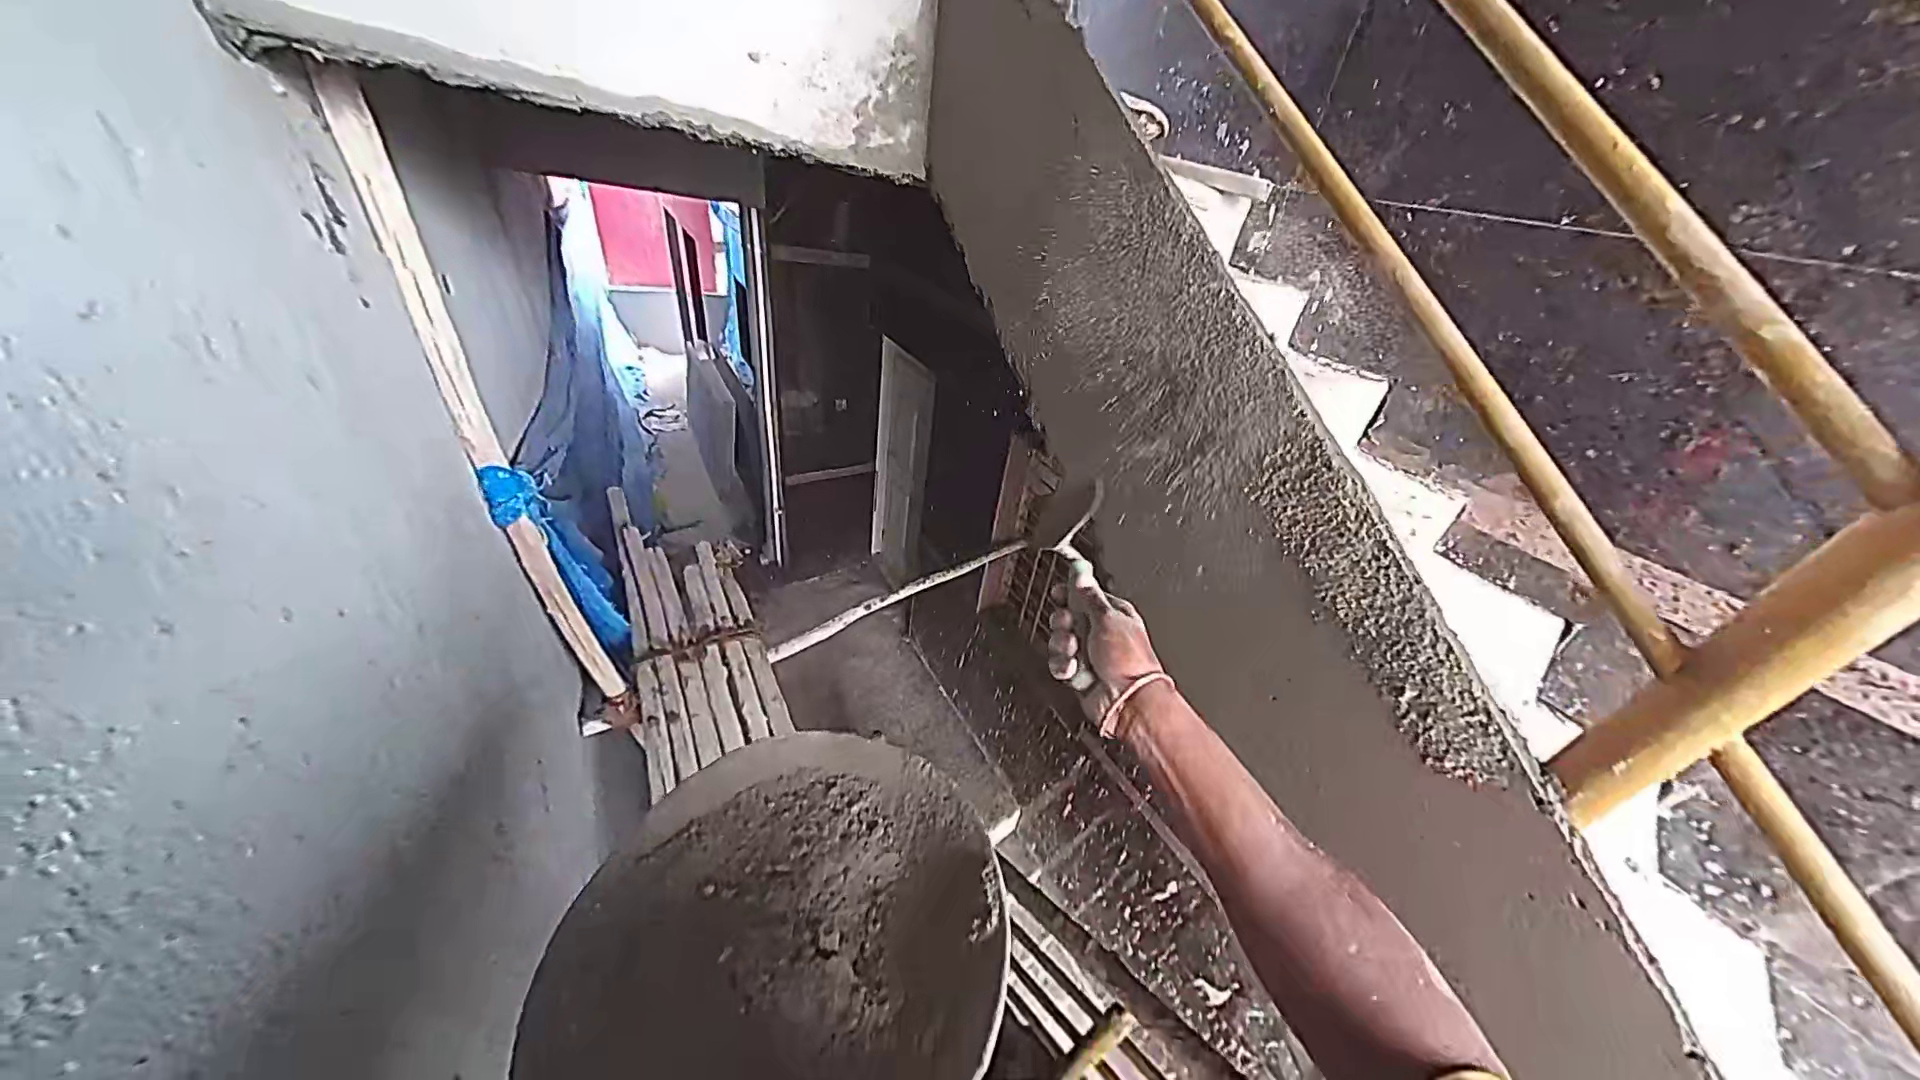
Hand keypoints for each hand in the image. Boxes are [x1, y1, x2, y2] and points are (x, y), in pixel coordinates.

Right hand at [1046, 559, 1163, 728]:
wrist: (1128, 701)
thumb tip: (1081, 571)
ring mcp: (1089, 653)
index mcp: (1112, 613)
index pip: (1084, 595)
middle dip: (1063, 622)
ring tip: (1074, 653)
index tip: (1058, 593)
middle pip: (1066, 617)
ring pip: (1059, 641)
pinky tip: (1074, 670)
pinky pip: (1059, 663)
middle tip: (1070, 626)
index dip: (1068, 593)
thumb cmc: (1129, 662)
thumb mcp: (1106, 618)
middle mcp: (1100, 632)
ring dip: (1062, 647)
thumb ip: (1088, 594)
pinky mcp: (1079, 673)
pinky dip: (1063, 667)